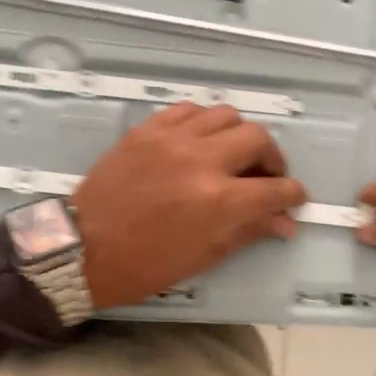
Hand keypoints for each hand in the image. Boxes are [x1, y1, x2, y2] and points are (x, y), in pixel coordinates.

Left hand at [72, 103, 307, 308]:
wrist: (81, 250)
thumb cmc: (145, 264)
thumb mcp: (203, 255)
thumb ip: (248, 231)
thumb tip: (284, 222)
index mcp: (218, 201)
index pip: (275, 188)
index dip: (292, 194)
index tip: (294, 198)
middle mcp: (201, 161)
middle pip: (258, 139)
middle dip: (272, 159)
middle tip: (266, 177)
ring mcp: (173, 139)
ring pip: (226, 116)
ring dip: (239, 135)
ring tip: (233, 155)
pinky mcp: (148, 129)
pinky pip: (189, 110)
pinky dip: (204, 123)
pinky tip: (201, 141)